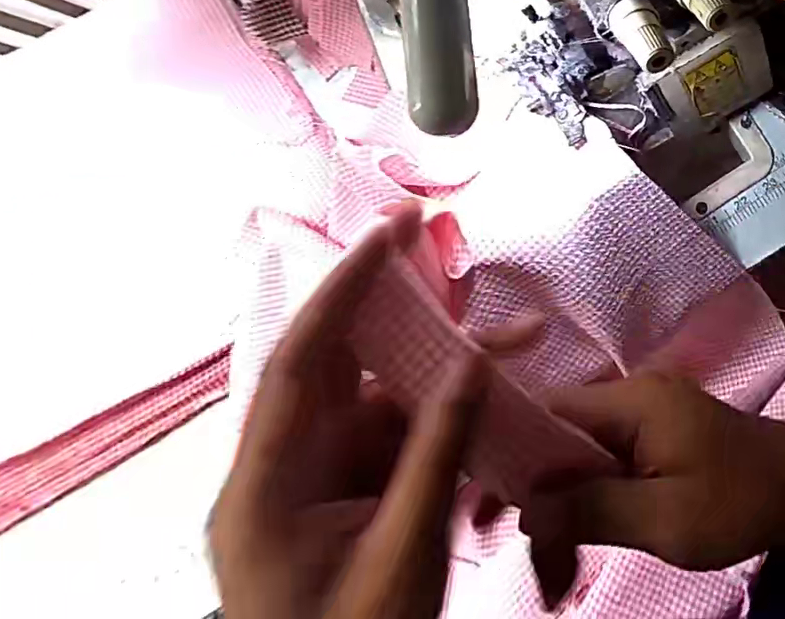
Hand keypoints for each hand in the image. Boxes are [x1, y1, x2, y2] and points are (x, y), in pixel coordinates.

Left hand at [208, 209, 485, 618]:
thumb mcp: (400, 559)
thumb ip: (435, 456)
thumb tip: (472, 362)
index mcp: (267, 485)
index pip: (300, 362)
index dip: (343, 291)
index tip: (384, 236)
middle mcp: (292, 460)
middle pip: (340, 354)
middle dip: (384, 290)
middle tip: (420, 226)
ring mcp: (331, 467)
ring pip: (388, 386)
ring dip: (448, 356)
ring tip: (518, 334)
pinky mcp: (365, 477)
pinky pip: (412, 421)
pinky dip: (456, 401)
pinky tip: (503, 390)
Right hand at [518, 372, 784, 601]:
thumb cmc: (736, 499)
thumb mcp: (664, 519)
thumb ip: (592, 509)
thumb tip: (527, 510)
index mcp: (631, 400)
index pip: (550, 410)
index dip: (510, 452)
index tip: (481, 502)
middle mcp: (632, 393)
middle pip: (561, 433)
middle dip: (535, 492)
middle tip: (513, 551)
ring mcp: (645, 410)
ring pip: (581, 450)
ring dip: (563, 503)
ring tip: (554, 572)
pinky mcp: (656, 429)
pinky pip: (607, 456)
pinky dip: (590, 495)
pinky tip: (581, 540)